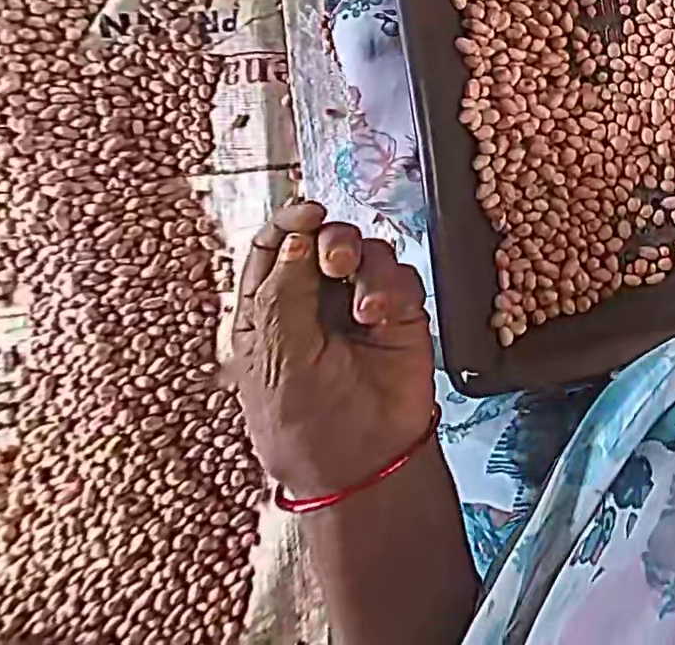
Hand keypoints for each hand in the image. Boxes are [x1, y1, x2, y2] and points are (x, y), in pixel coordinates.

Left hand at [228, 202, 434, 497]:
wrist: (366, 460)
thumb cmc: (305, 420)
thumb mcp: (276, 360)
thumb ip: (284, 294)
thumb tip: (298, 238)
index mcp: (272, 307)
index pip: (277, 245)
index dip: (291, 222)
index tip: (309, 213)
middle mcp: (317, 298)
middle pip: (325, 238)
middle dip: (333, 240)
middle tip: (337, 263)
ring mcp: (361, 302)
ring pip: (368, 250)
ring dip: (367, 265)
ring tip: (365, 306)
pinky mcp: (401, 310)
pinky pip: (402, 274)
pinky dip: (394, 285)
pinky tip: (383, 316)